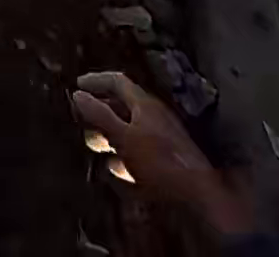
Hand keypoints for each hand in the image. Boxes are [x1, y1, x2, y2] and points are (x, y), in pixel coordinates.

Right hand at [72, 71, 253, 236]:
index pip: (116, 81)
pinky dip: (123, 156)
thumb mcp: (123, 136)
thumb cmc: (160, 161)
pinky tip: (116, 169)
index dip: (95, 81)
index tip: (77, 86)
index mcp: (144, 104)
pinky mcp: (167, 160)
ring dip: (109, 136)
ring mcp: (162, 138)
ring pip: (129, 129)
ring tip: (95, 147)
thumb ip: (99, 114)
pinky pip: (139, 150)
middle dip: (99, 112)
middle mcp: (154, 115)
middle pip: (121, 106)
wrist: (200, 198)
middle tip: (82, 120)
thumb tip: (78, 94)